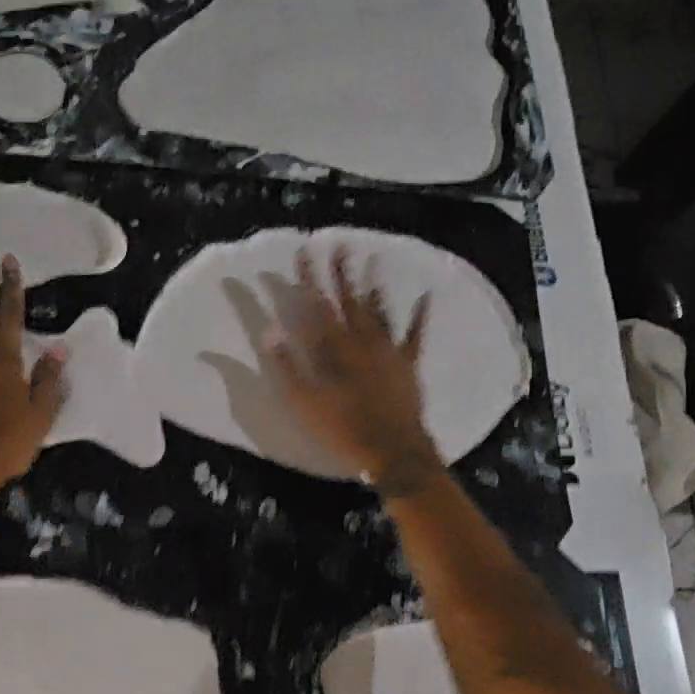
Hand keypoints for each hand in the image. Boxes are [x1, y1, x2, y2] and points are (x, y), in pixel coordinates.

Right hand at [260, 245, 442, 493]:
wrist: (392, 450)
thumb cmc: (342, 429)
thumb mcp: (304, 403)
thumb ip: (286, 367)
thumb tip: (269, 331)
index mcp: (333, 350)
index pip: (316, 306)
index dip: (308, 279)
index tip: (302, 252)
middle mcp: (361, 341)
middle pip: (348, 300)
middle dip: (340, 272)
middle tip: (338, 244)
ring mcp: (388, 350)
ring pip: (379, 311)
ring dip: (373, 285)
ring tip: (371, 259)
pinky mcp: (407, 364)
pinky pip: (415, 335)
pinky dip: (420, 315)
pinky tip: (425, 296)